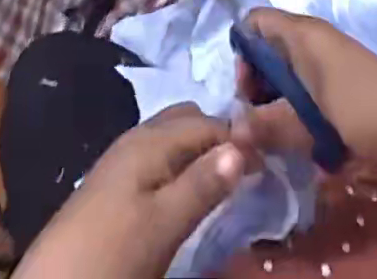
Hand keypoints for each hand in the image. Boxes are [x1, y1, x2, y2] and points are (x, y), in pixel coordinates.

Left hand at [16, 104, 248, 278]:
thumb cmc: (111, 256)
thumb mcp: (163, 225)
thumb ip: (204, 183)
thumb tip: (245, 146)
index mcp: (151, 139)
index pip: (210, 123)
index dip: (240, 140)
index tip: (266, 165)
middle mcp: (136, 138)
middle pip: (189, 121)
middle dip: (218, 137)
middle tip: (244, 171)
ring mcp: (121, 161)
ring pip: (172, 139)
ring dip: (199, 151)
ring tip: (221, 182)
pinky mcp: (112, 186)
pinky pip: (158, 158)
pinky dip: (180, 166)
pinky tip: (185, 194)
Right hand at [231, 8, 376, 167]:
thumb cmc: (363, 110)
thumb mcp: (310, 122)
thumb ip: (267, 124)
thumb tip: (231, 131)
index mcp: (302, 34)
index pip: (255, 21)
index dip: (242, 52)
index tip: (246, 92)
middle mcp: (311, 37)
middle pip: (265, 47)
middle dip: (254, 81)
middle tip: (257, 119)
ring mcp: (325, 56)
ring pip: (282, 67)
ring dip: (273, 97)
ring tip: (273, 131)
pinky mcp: (335, 76)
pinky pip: (300, 81)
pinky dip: (292, 101)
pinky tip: (296, 130)